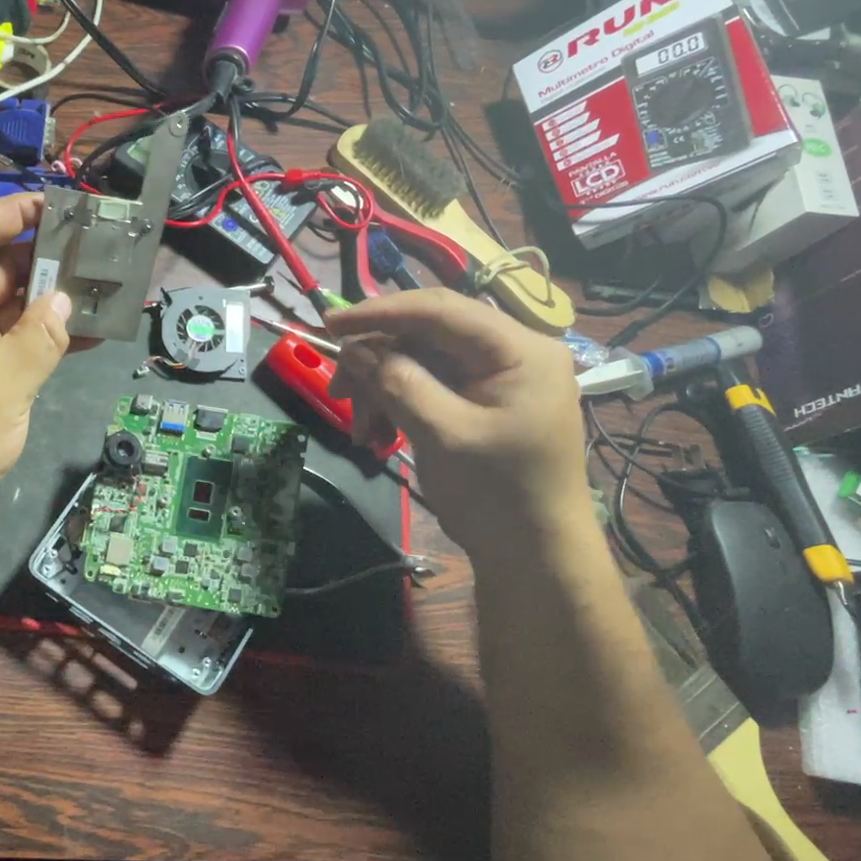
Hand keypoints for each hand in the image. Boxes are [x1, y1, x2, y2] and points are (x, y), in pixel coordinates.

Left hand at [0, 192, 73, 555]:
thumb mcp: (8, 383)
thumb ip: (42, 336)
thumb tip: (66, 302)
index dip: (11, 212)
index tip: (56, 204)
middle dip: (43, 260)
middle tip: (95, 252)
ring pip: (4, 308)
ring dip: (46, 302)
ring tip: (99, 290)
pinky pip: (4, 342)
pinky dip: (36, 337)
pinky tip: (81, 335)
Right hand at [323, 290, 589, 562]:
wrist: (532, 551)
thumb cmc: (498, 493)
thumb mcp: (443, 435)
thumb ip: (399, 384)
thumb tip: (354, 349)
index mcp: (519, 349)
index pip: (441, 310)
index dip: (381, 312)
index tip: (329, 323)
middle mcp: (511, 352)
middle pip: (426, 335)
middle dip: (376, 362)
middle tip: (338, 394)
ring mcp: (495, 377)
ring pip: (419, 361)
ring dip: (380, 389)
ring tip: (362, 432)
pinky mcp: (479, 401)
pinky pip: (427, 386)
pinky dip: (395, 405)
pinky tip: (378, 436)